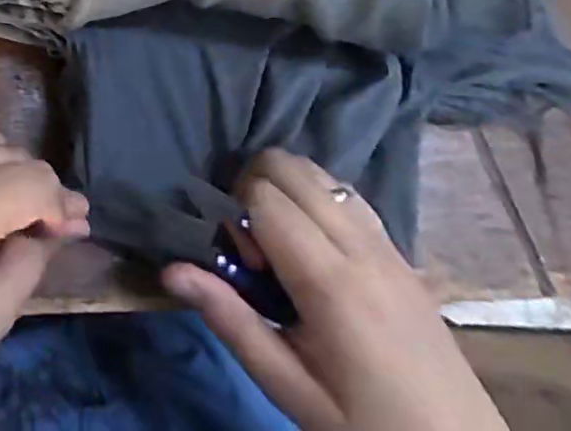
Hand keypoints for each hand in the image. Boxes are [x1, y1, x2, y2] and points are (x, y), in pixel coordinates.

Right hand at [162, 149, 505, 430]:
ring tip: (277, 238)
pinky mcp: (401, 251)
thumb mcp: (290, 387)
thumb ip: (230, 320)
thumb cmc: (367, 426)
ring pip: (318, 170)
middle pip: (289, 165)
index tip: (241, 262)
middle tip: (250, 241)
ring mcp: (387, 244)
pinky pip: (346, 192)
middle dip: (252, 184)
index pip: (264, 196)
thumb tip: (170, 269)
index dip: (236, 214)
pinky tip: (311, 240)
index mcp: (332, 282)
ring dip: (283, 185)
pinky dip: (314, 194)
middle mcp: (361, 246)